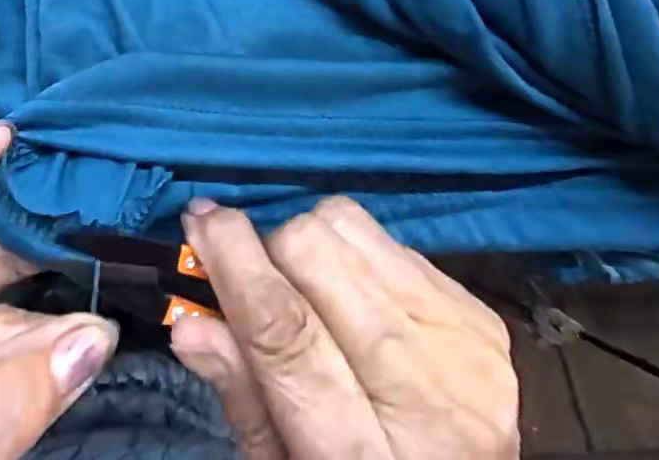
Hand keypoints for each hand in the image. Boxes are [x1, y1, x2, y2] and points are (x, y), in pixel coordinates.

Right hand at [170, 196, 517, 459]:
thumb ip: (243, 398)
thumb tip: (190, 322)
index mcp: (361, 456)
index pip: (288, 337)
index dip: (236, 267)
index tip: (200, 221)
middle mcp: (415, 388)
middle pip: (315, 258)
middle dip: (268, 246)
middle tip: (261, 274)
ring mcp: (451, 335)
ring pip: (346, 228)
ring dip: (308, 239)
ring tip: (310, 281)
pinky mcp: (468, 301)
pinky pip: (383, 231)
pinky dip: (348, 242)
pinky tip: (351, 281)